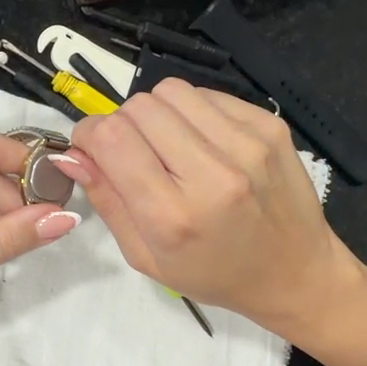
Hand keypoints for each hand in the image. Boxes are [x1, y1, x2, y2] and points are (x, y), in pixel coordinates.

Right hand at [53, 79, 357, 328]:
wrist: (294, 272)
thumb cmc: (212, 274)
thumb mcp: (145, 256)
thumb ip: (107, 201)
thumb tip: (73, 155)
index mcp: (173, 216)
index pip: (111, 138)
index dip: (89, 136)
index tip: (91, 151)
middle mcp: (212, 174)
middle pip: (138, 108)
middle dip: (121, 125)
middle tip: (132, 154)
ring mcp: (247, 145)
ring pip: (171, 91)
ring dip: (156, 114)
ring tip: (167, 147)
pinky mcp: (270, 126)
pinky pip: (207, 95)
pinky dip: (191, 113)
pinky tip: (200, 144)